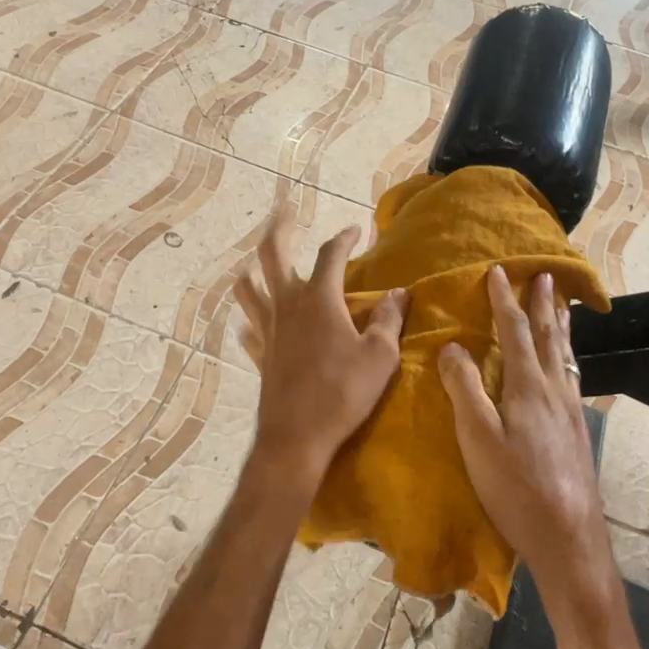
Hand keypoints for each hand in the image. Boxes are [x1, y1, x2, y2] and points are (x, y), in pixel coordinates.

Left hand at [233, 204, 408, 480]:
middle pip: (273, 254)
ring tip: (256, 264)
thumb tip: (399, 294)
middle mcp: (288, 305)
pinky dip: (251, 316)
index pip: (330, 254)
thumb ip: (389, 320)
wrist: (296, 438)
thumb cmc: (342, 393)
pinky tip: (253, 320)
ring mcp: (268, 329)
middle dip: (279, 227)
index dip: (344, 237)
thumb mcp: (380, 356)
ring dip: (253, 270)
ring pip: (249, 288)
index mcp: (318, 299)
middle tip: (284, 210)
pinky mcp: (259, 354)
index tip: (356, 229)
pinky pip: (249, 326)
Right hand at [438, 266, 608, 582]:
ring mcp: (571, 410)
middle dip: (543, 304)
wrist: (569, 538)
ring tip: (563, 308)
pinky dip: (568, 356)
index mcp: (528, 387)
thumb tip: (452, 346)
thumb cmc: (516, 489)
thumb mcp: (478, 439)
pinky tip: (569, 367)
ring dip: (561, 326)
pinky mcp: (577, 431)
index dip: (505, 300)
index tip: (499, 271)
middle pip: (549, 336)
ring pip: (566, 355)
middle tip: (545, 275)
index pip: (516, 332)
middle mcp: (555, 390)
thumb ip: (464, 389)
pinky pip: (573, 376)